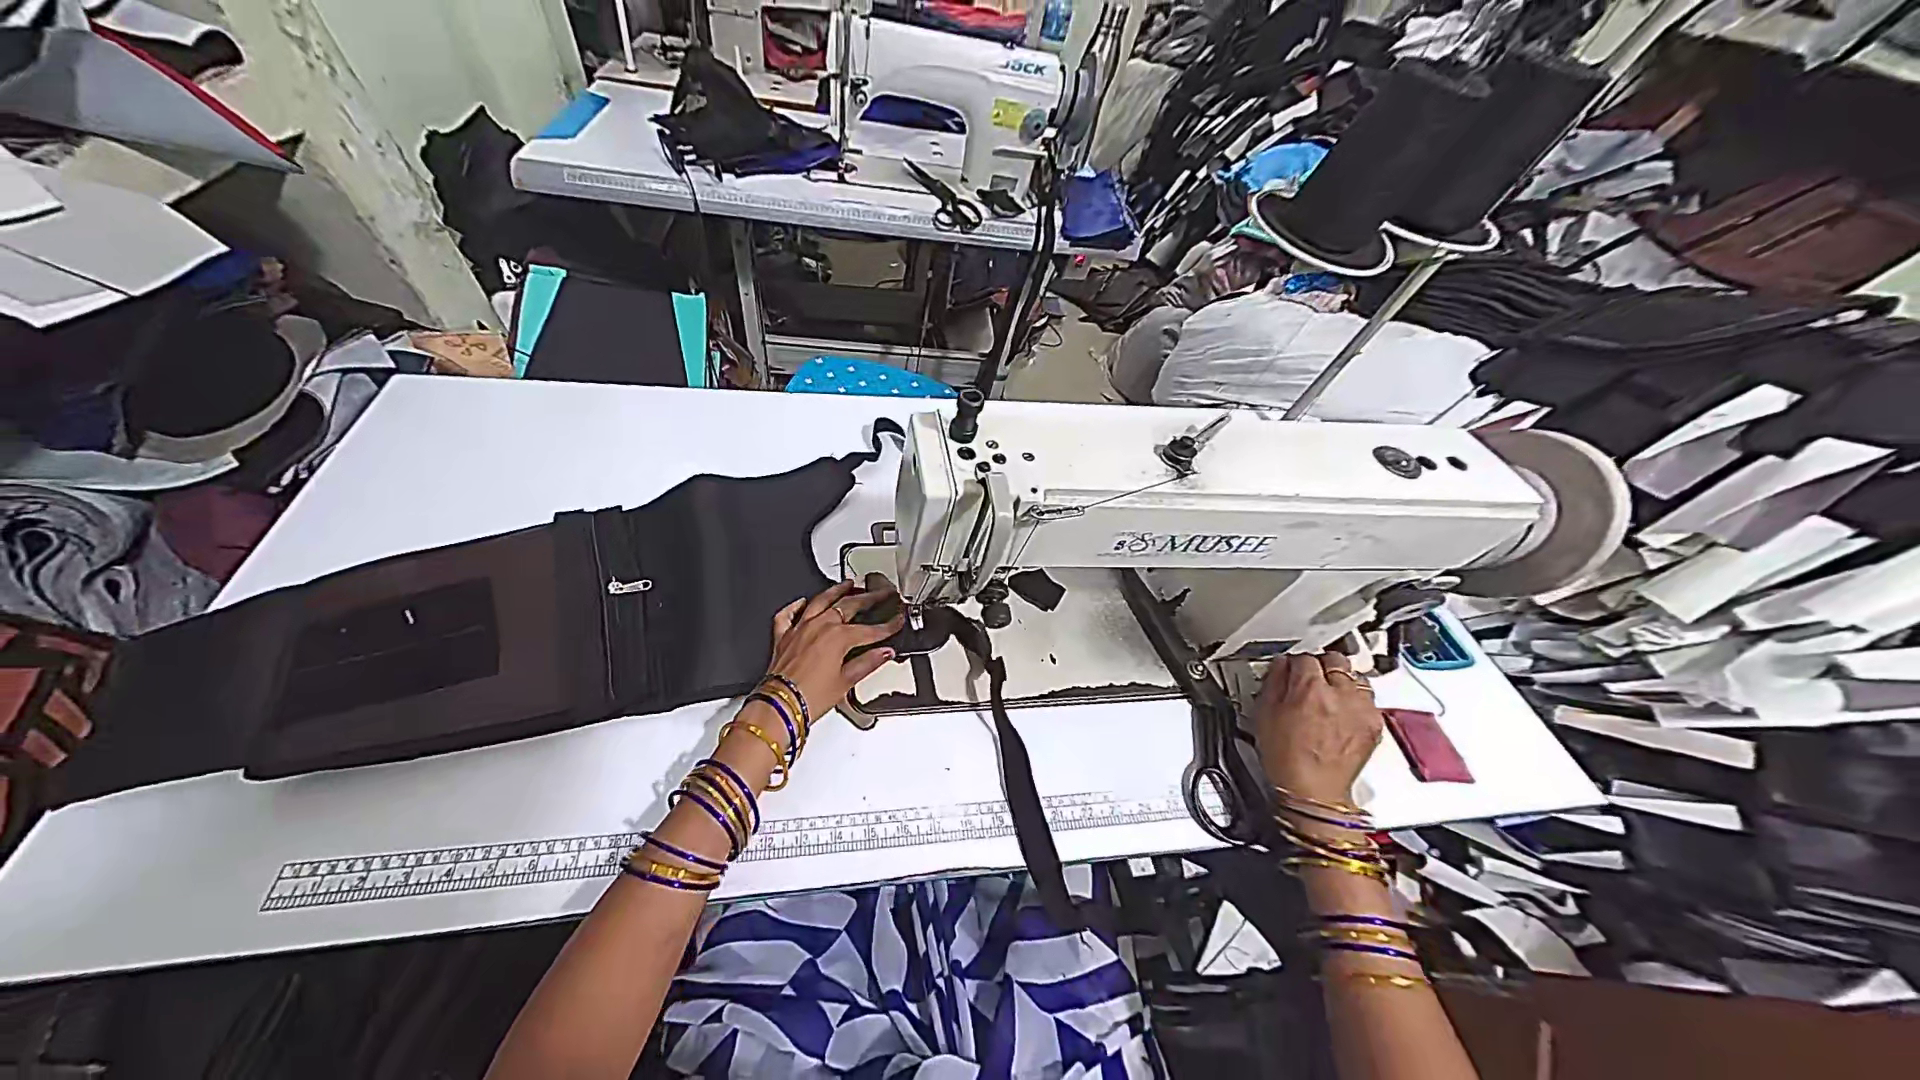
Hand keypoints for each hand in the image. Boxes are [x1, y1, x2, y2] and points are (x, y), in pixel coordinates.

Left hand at [766, 578, 905, 721]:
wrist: (780, 706)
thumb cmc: (809, 697)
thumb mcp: (846, 681)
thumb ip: (868, 662)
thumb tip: (884, 653)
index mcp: (838, 637)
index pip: (870, 629)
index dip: (887, 625)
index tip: (897, 621)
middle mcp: (819, 626)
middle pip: (848, 605)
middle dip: (869, 598)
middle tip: (882, 593)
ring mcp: (800, 628)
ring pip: (820, 601)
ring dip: (836, 591)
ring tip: (848, 585)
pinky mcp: (783, 636)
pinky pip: (788, 614)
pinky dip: (797, 606)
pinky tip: (803, 601)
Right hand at [1251, 651, 1383, 805]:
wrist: (1311, 790)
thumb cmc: (1286, 757)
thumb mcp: (1264, 712)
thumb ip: (1273, 681)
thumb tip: (1281, 665)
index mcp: (1308, 688)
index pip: (1304, 657)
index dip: (1294, 663)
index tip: (1291, 669)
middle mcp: (1340, 694)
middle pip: (1336, 659)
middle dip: (1322, 665)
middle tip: (1311, 677)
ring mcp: (1361, 709)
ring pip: (1356, 677)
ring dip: (1342, 681)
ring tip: (1330, 694)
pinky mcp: (1374, 724)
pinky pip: (1368, 700)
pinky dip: (1356, 701)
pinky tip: (1342, 712)